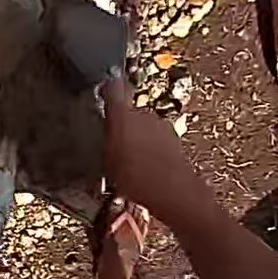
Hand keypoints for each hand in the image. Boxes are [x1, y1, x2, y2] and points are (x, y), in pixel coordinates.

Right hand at [101, 78, 221, 229]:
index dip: (108, 87)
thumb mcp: (109, 162)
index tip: (103, 89)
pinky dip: (151, 147)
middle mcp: (144, 114)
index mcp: (124, 116)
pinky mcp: (174, 139)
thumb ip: (107, 141)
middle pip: (130, 112)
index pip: (114, 89)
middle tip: (113, 144)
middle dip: (123, 124)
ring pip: (144, 126)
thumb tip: (106, 133)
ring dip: (138, 137)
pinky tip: (145, 167)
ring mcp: (162, 125)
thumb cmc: (135, 177)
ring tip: (129, 160)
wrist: (172, 191)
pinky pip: (156, 139)